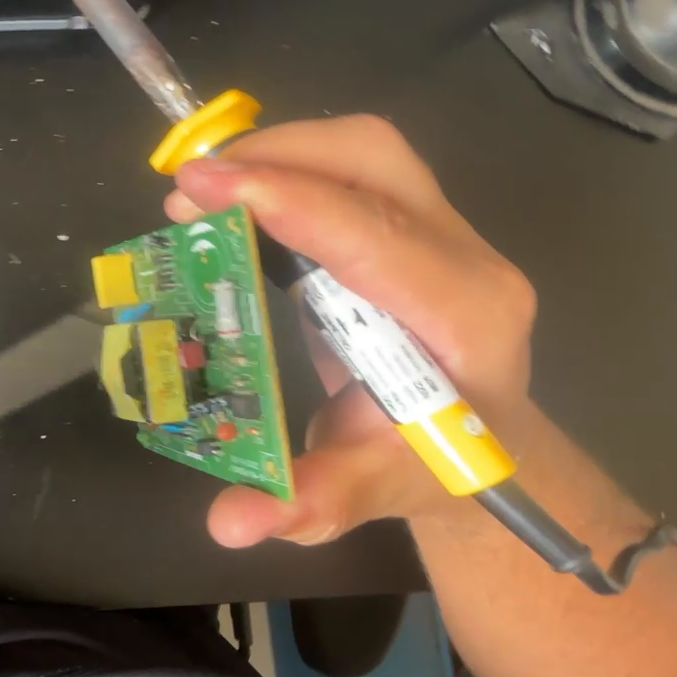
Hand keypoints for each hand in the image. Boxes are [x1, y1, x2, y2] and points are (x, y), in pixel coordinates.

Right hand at [164, 116, 537, 548]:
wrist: (483, 444)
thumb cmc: (429, 465)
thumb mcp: (369, 489)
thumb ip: (309, 502)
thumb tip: (227, 524)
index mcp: (462, 317)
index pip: (375, 236)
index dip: (288, 203)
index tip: (202, 187)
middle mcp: (461, 257)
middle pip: (374, 160)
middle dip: (275, 153)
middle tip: (192, 185)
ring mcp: (440, 233)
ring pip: (360, 153)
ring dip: (273, 153)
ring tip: (199, 190)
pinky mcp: (406, 227)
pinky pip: (344, 172)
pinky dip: (280, 170)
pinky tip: (230, 201)